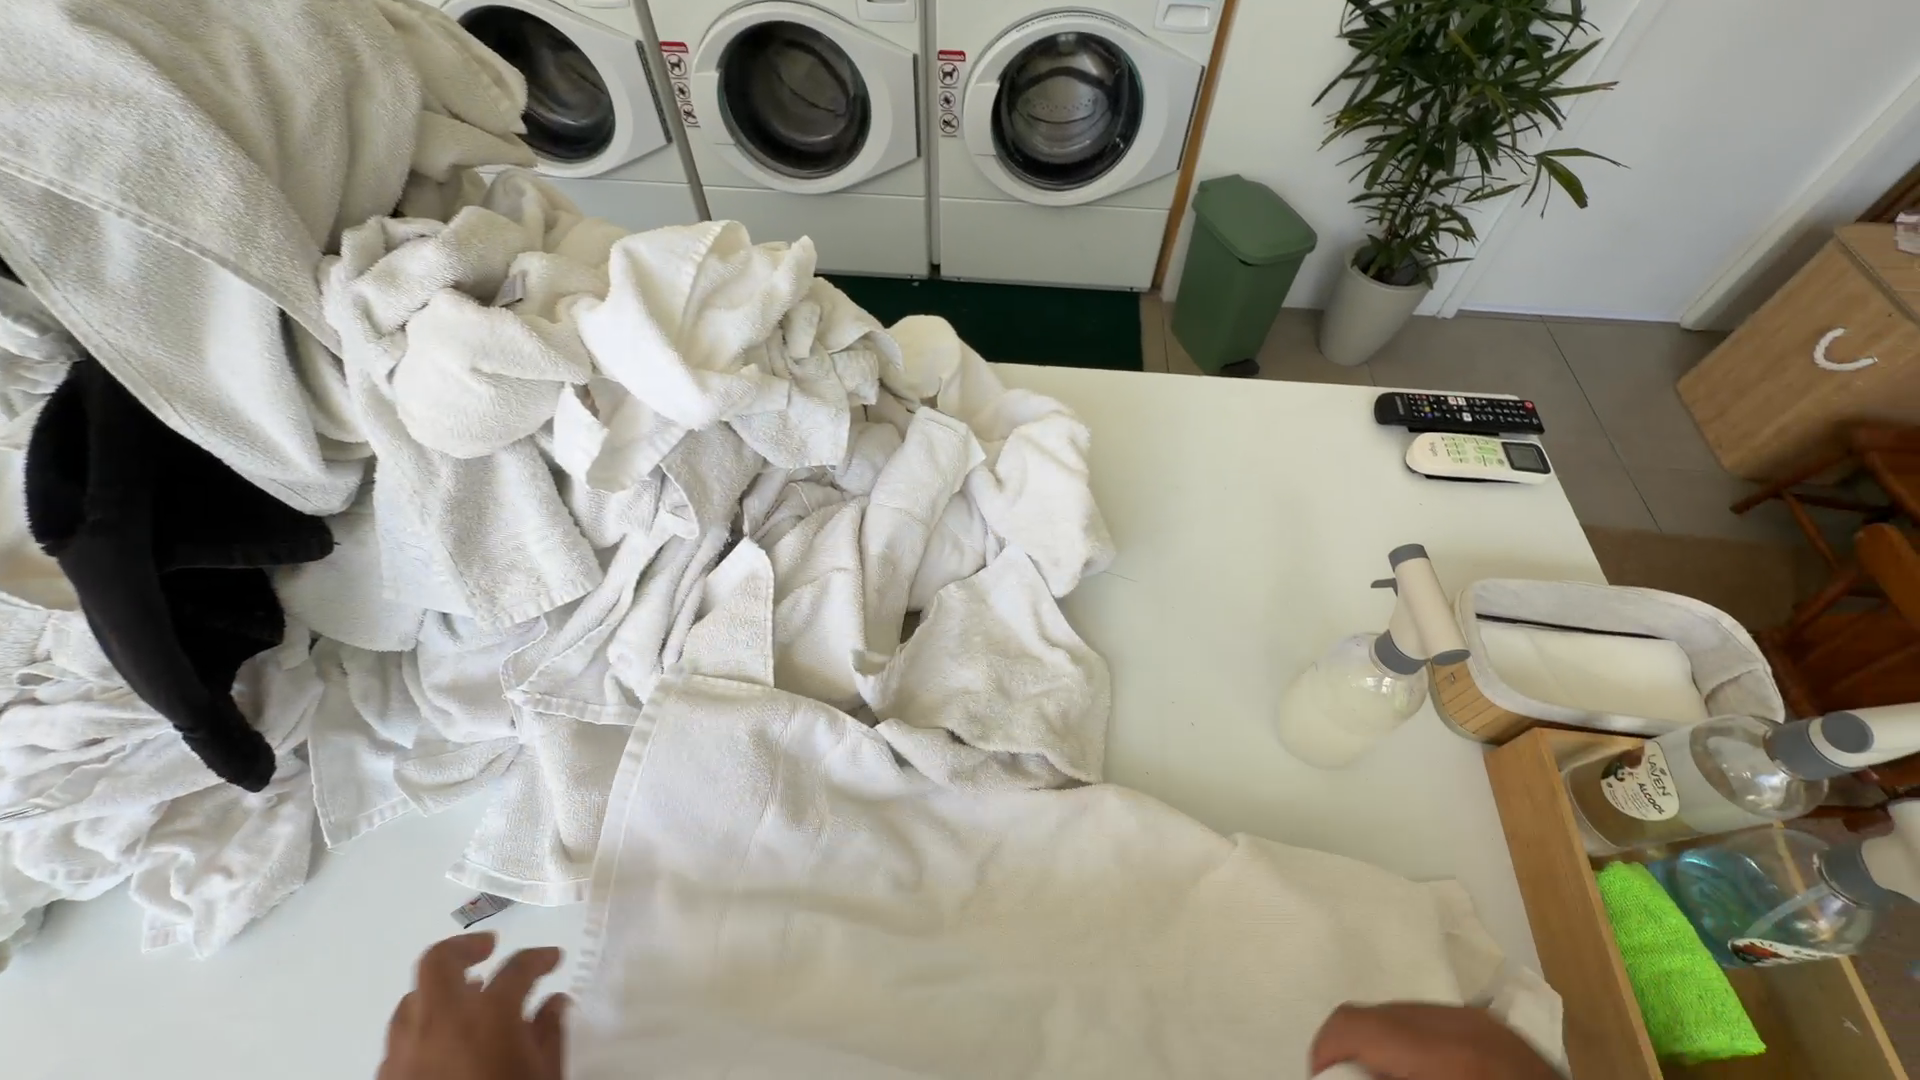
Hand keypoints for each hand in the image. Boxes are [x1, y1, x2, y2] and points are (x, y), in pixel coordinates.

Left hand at [378, 933, 568, 1079]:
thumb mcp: (547, 1076)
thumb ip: (550, 1033)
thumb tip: (553, 1003)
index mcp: (487, 1015)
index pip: (517, 967)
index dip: (539, 957)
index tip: (552, 959)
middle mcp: (439, 1024)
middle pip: (438, 962)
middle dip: (466, 947)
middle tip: (490, 948)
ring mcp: (404, 1055)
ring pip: (410, 1002)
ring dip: (440, 991)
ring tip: (466, 998)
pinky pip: (399, 1042)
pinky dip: (422, 1030)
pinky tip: (444, 1046)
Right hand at [1310, 1003, 1558, 1079]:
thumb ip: (1385, 1077)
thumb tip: (1339, 1073)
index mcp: (1444, 1052)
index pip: (1354, 1023)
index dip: (1324, 1048)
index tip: (1319, 1077)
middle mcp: (1461, 1023)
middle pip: (1377, 1014)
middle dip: (1354, 1048)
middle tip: (1350, 1079)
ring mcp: (1484, 1024)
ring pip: (1405, 1015)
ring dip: (1385, 1045)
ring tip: (1387, 1078)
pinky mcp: (1500, 1032)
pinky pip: (1438, 1024)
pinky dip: (1418, 1047)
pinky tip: (1425, 1073)